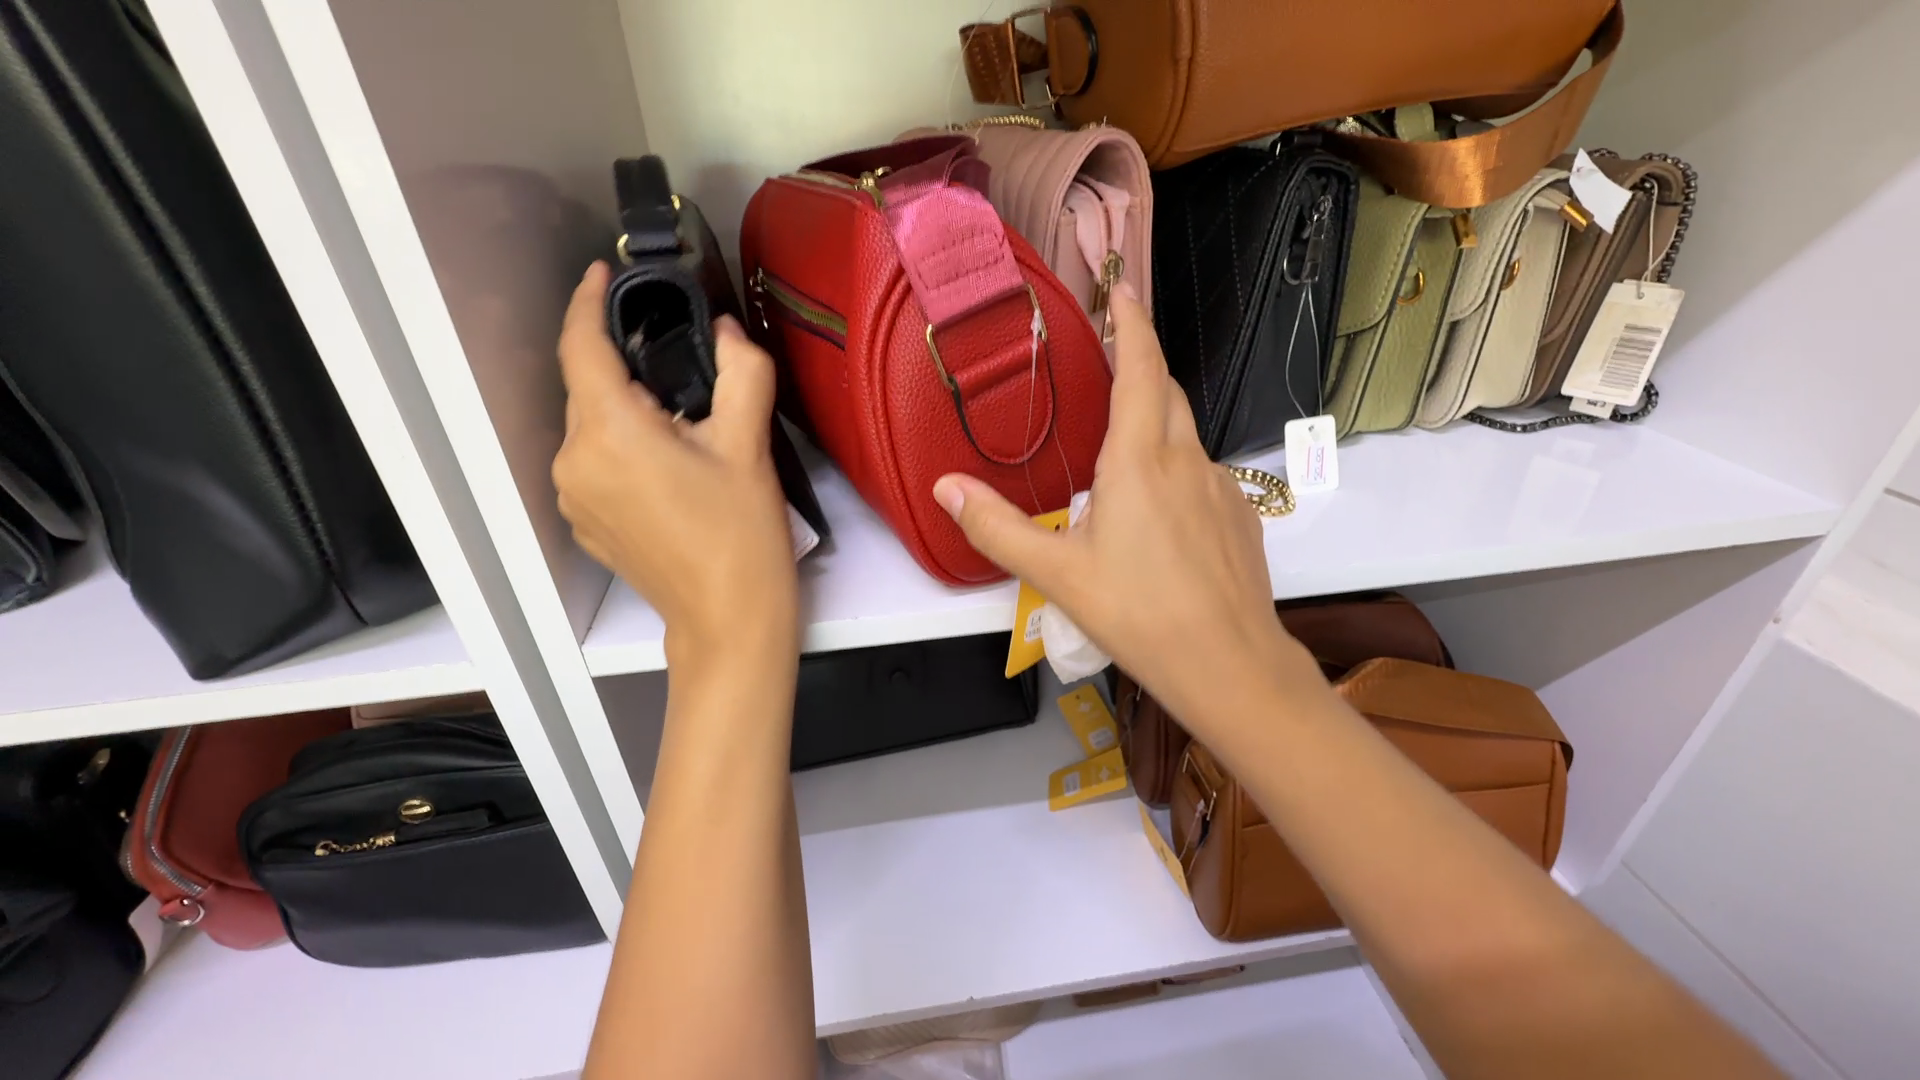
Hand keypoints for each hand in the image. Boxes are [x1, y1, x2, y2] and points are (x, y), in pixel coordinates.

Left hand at [554, 262, 798, 667]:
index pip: (581, 347)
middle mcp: (574, 461)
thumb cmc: (742, 534)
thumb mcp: (749, 444)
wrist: (728, 619)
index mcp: (610, 433)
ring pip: (591, 428)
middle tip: (680, 365)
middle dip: (624, 366)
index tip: (602, 275)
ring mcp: (573, 498)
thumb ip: (741, 371)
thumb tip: (727, 330)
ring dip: (625, 411)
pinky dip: (620, 447)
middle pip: (587, 389)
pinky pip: (593, 463)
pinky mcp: (585, 523)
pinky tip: (665, 465)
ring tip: (680, 423)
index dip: (588, 302)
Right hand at [931, 292, 1305, 729]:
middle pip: (1167, 393)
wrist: (1230, 665)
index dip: (1131, 323)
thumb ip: (996, 528)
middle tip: (1111, 363)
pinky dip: (1178, 474)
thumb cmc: (1139, 615)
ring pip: (1186, 438)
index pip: (1140, 369)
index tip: (1121, 289)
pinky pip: (1204, 476)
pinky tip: (1160, 519)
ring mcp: (1223, 488)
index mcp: (1140, 460)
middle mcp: (1187, 460)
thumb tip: (946, 487)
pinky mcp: (1242, 518)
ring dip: (1157, 428)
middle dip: (1141, 368)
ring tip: (1123, 460)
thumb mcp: (1056, 574)